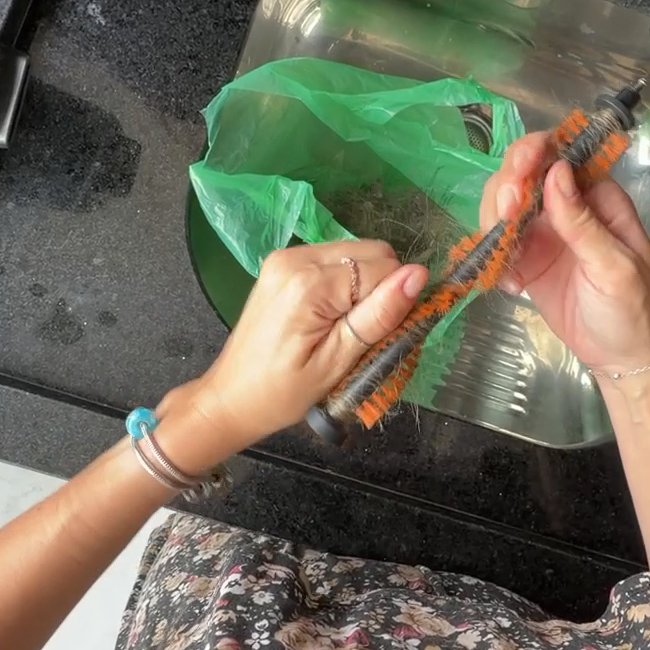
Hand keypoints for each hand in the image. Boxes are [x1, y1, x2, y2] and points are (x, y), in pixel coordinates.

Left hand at [180, 240, 426, 457]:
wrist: (231, 397)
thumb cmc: (283, 393)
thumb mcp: (337, 363)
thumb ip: (379, 315)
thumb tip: (419, 275)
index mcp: (309, 283)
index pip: (384, 268)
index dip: (394, 301)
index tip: (378, 335)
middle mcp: (297, 257)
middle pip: (373, 252)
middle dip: (381, 289)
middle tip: (359, 333)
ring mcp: (288, 255)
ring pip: (357, 252)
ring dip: (363, 286)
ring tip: (342, 326)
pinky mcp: (285, 261)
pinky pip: (336, 258)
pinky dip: (345, 283)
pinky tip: (329, 314)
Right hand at [478, 133, 649, 373]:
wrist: (621, 358)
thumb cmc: (632, 309)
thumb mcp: (613, 266)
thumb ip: (582, 222)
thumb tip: (556, 171)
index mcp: (597, 198)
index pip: (561, 156)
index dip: (535, 154)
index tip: (520, 171)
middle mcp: (566, 207)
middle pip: (522, 174)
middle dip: (507, 187)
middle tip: (507, 215)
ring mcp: (543, 233)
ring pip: (503, 206)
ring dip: (494, 222)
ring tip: (507, 257)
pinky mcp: (525, 261)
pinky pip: (497, 244)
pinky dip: (494, 259)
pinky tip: (511, 286)